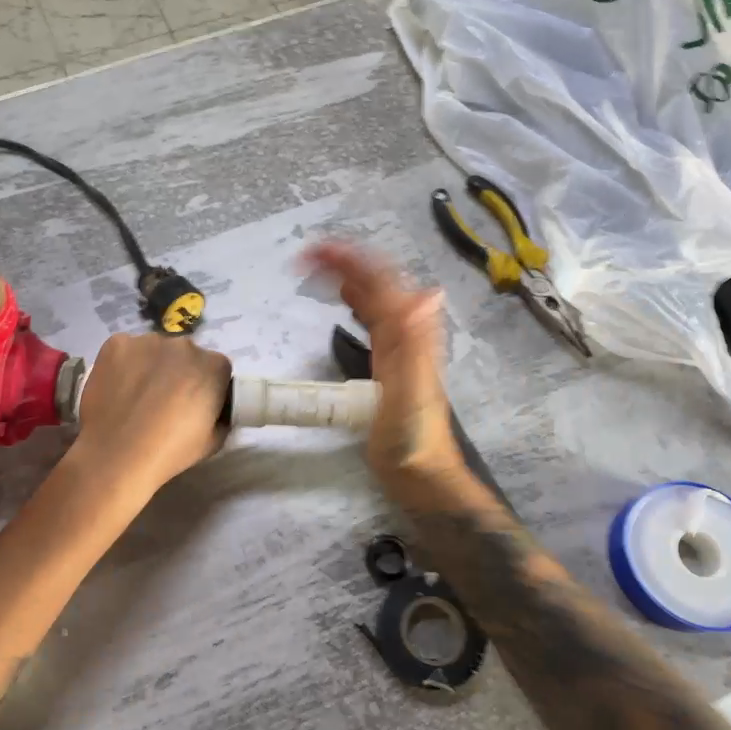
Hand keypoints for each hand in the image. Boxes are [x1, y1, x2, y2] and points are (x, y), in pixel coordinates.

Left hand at [72, 333, 231, 493]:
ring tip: (137, 397)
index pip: (216, 368)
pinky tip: (117, 389)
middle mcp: (184, 344)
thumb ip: (221, 415)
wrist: (117, 455)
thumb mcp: (215, 441)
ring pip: (154, 350)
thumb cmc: (170, 451)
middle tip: (164, 402)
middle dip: (178, 373)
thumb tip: (213, 408)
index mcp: (214, 365)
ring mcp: (148, 341)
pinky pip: (125, 350)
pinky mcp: (116, 343)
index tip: (193, 405)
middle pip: (185, 355)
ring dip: (151, 367)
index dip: (205, 387)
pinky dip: (123, 365)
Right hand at [301, 243, 463, 480]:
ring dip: (350, 275)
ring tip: (318, 269)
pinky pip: (373, 317)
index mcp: (411, 333)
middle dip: (346, 261)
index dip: (349, 260)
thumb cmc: (412, 439)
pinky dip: (357, 300)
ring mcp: (401, 345)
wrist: (421, 475)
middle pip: (379, 281)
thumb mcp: (411, 392)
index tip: (310, 254)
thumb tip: (425, 292)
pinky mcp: (390, 361)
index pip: (381, 281)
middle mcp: (409, 331)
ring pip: (376, 296)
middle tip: (305, 257)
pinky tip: (345, 300)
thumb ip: (413, 345)